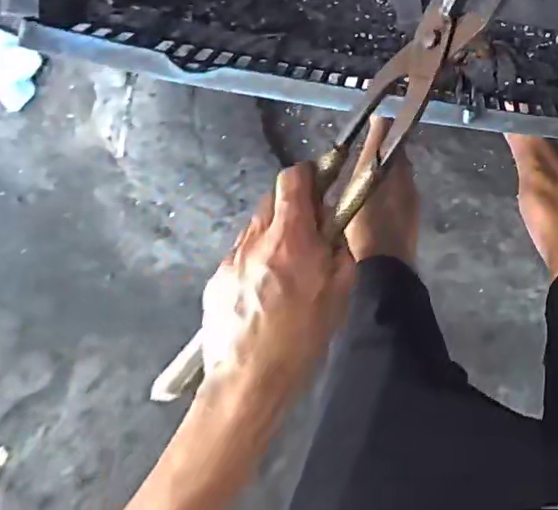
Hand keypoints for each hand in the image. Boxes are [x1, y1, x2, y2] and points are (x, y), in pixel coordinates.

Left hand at [199, 163, 358, 402]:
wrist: (248, 382)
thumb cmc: (303, 333)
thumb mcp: (342, 284)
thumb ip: (339, 244)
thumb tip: (332, 224)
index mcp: (290, 237)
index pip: (292, 180)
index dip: (310, 175)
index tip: (322, 184)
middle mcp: (255, 241)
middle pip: (272, 199)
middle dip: (293, 205)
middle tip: (312, 229)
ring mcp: (230, 262)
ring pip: (255, 228)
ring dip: (275, 233)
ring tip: (288, 264)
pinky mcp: (215, 283)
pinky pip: (240, 255)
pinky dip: (256, 259)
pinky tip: (267, 289)